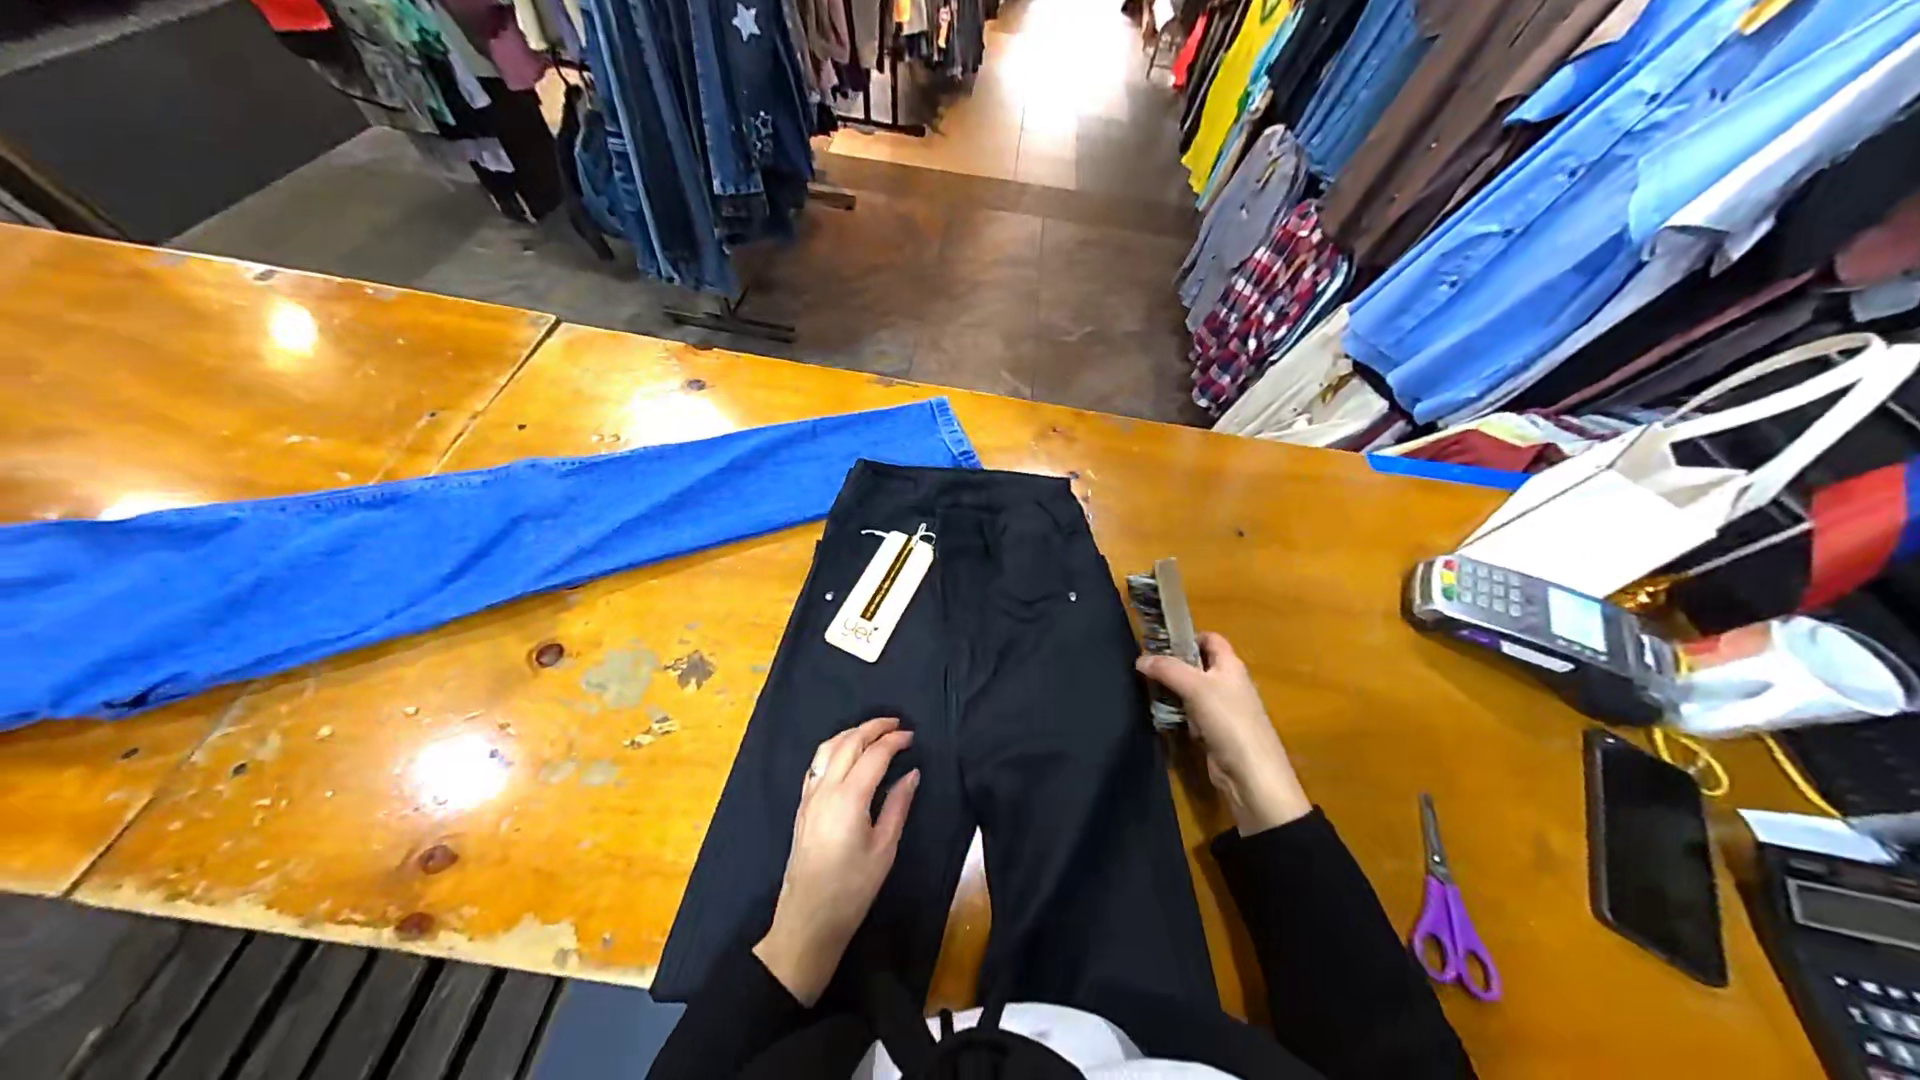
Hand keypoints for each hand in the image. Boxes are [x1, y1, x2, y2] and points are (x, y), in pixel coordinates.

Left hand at [754, 717, 919, 1005]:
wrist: (809, 919)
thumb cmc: (853, 888)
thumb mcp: (885, 848)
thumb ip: (898, 805)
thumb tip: (911, 773)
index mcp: (850, 797)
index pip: (875, 754)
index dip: (895, 740)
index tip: (912, 737)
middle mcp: (826, 788)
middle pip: (849, 742)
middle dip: (873, 727)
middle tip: (896, 724)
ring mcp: (810, 795)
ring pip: (828, 748)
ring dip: (851, 733)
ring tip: (873, 732)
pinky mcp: (802, 806)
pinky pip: (816, 763)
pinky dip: (833, 748)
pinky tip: (844, 754)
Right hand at [1137, 632, 1310, 835]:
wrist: (1251, 774)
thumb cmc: (1228, 720)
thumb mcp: (1195, 687)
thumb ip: (1167, 669)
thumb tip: (1140, 658)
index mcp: (1231, 666)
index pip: (1211, 639)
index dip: (1188, 636)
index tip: (1159, 642)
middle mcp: (1228, 683)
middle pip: (1198, 665)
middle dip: (1173, 664)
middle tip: (1145, 666)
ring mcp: (1222, 709)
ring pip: (1191, 690)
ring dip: (1171, 690)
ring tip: (1145, 689)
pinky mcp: (1214, 731)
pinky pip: (1190, 714)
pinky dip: (1177, 713)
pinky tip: (1161, 715)